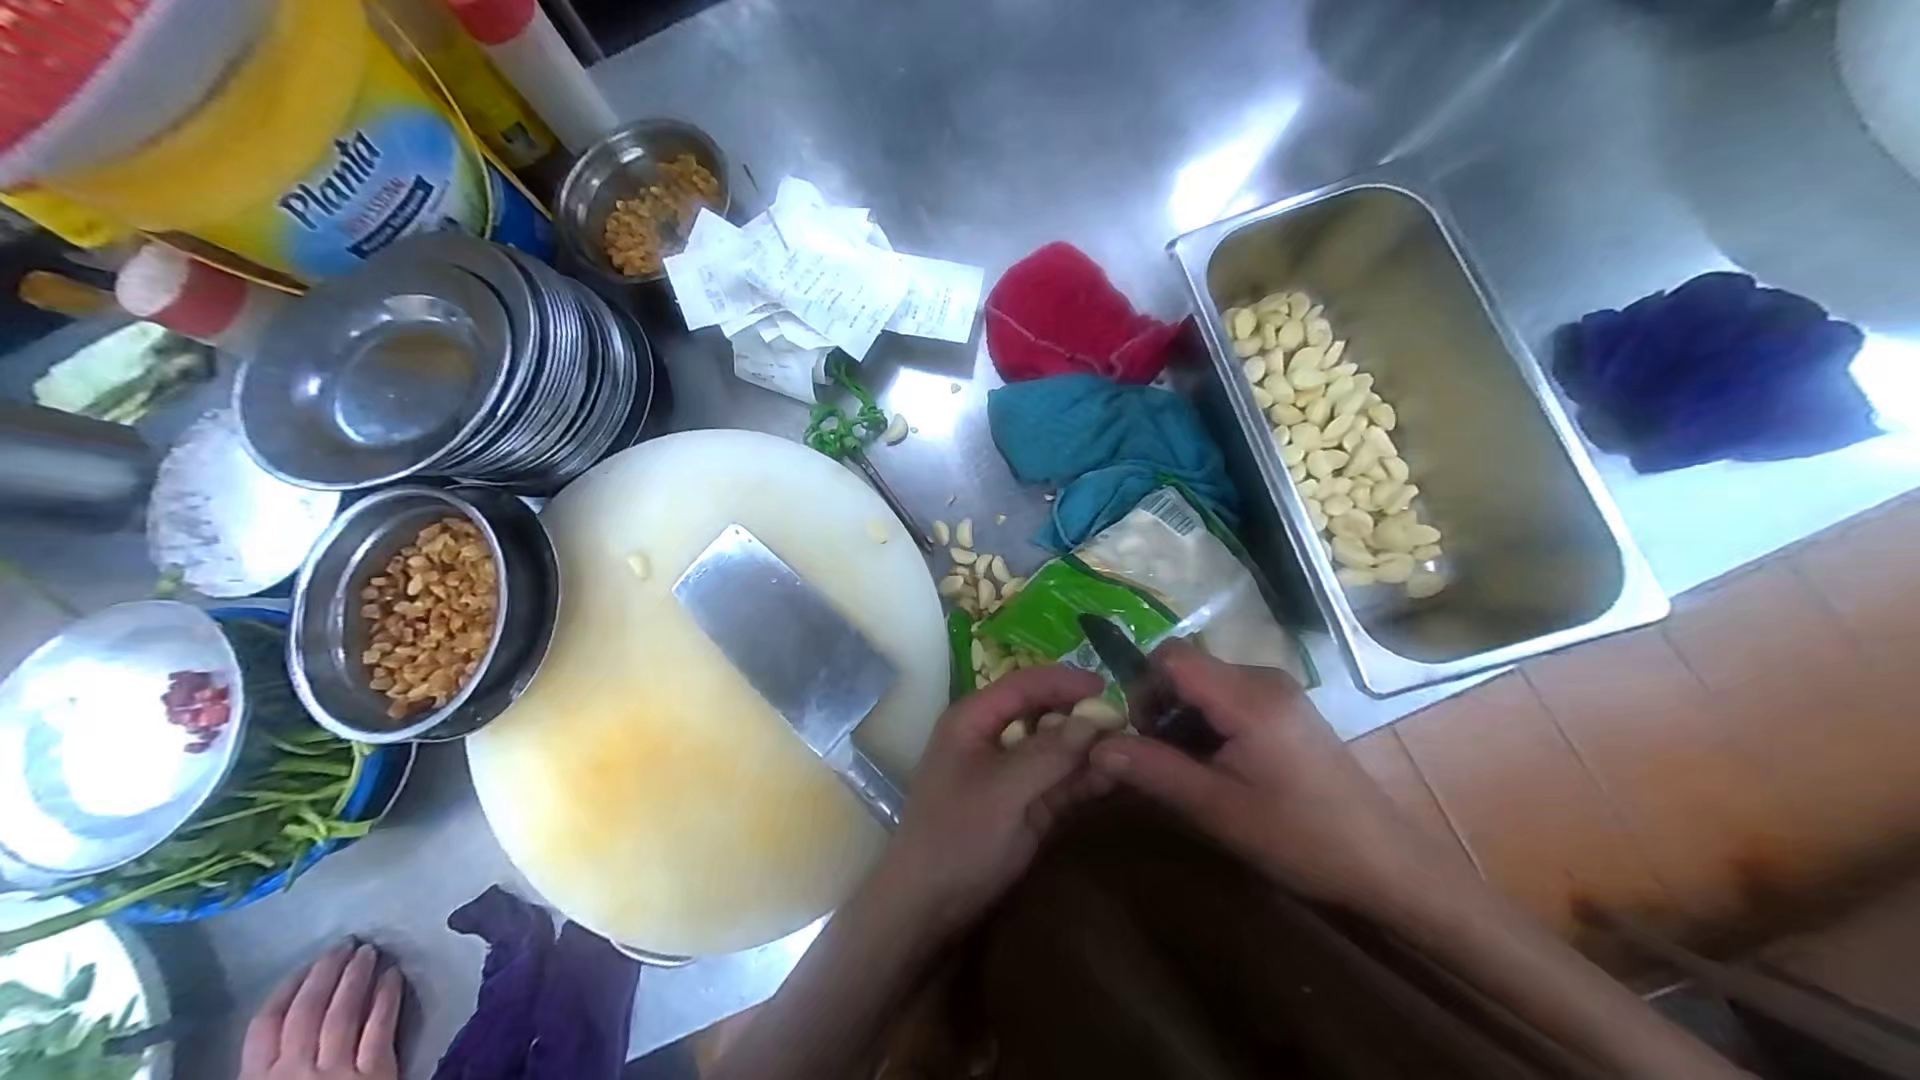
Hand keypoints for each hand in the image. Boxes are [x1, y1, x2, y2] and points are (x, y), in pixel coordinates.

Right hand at [240, 942, 403, 1079]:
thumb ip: (271, 1068)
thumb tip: (279, 1039)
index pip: (264, 1028)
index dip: (287, 990)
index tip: (307, 965)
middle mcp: (291, 1077)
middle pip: (306, 1013)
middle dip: (324, 974)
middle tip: (345, 945)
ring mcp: (334, 1075)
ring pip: (343, 1013)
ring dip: (356, 977)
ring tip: (370, 951)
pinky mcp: (374, 1075)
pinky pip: (379, 1028)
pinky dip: (386, 997)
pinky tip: (394, 975)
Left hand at [869, 665, 1107, 936]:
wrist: (929, 906)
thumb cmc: (956, 836)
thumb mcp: (1003, 790)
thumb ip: (1049, 753)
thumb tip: (1096, 718)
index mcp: (973, 721)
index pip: (1023, 685)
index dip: (1063, 681)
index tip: (1106, 685)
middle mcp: (993, 739)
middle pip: (1044, 714)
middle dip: (1082, 716)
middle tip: (1128, 721)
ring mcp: (1011, 774)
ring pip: (1057, 749)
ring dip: (1089, 748)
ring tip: (1132, 747)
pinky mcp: (1027, 805)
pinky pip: (1061, 782)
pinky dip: (1085, 779)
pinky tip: (1116, 775)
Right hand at [1090, 642, 1463, 915]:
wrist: (1386, 866)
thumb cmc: (1300, 838)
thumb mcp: (1216, 809)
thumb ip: (1152, 770)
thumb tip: (1095, 748)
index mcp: (1249, 696)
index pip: (1171, 657)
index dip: (1143, 689)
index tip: (1143, 737)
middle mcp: (1264, 678)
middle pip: (1186, 668)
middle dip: (1161, 707)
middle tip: (1164, 760)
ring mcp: (1279, 691)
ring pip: (1204, 683)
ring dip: (1183, 718)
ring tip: (1192, 769)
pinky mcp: (1286, 708)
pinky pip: (1228, 696)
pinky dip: (1208, 722)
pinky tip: (1220, 766)